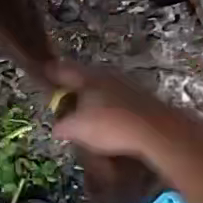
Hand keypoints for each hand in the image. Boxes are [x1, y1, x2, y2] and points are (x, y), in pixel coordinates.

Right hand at [48, 61, 191, 161]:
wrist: (158, 133)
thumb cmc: (110, 126)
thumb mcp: (76, 129)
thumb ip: (62, 126)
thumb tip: (58, 127)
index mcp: (88, 77)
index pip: (62, 70)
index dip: (50, 73)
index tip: (43, 74)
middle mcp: (108, 76)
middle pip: (85, 80)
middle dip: (75, 92)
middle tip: (66, 106)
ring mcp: (129, 86)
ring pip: (104, 91)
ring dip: (95, 103)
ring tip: (89, 122)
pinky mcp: (144, 101)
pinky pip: (120, 103)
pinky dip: (112, 113)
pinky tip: (111, 129)